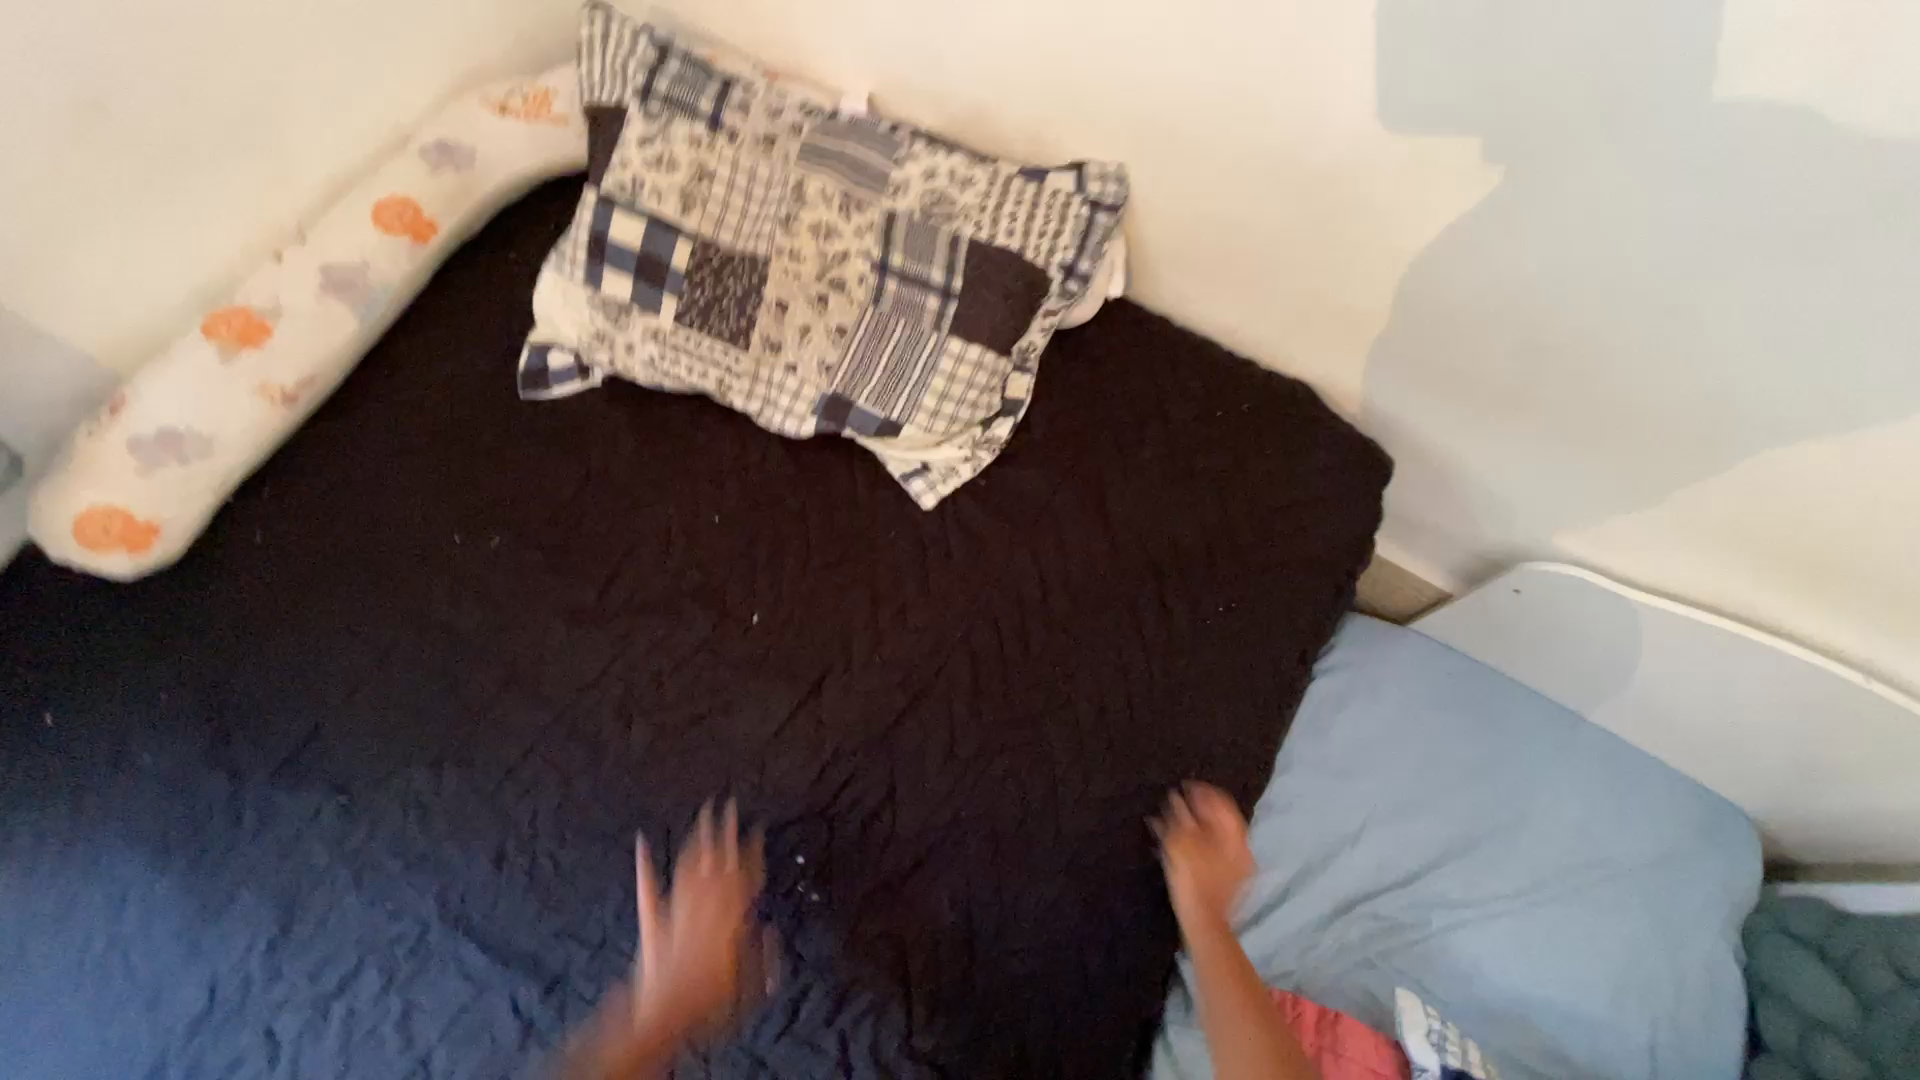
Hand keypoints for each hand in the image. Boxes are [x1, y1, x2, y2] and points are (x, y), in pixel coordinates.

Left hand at [553, 800, 767, 1079]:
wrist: (661, 1019)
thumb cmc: (708, 1005)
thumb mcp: (748, 985)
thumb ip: (761, 955)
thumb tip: (769, 930)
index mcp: (730, 919)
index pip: (745, 875)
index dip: (752, 850)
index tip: (757, 826)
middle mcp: (704, 907)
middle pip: (717, 861)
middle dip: (724, 830)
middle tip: (728, 802)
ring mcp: (676, 910)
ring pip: (688, 865)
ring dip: (696, 838)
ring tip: (702, 813)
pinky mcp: (651, 919)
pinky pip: (648, 887)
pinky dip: (645, 864)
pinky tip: (642, 842)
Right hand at [1151, 783, 1255, 932]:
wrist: (1203, 923)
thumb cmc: (1194, 880)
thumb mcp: (1182, 843)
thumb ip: (1179, 817)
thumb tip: (1175, 798)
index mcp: (1235, 838)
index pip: (1223, 804)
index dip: (1203, 791)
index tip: (1184, 785)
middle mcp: (1239, 849)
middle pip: (1218, 820)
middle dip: (1195, 809)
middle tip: (1174, 802)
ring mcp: (1233, 866)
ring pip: (1211, 836)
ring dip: (1191, 825)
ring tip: (1168, 820)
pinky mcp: (1223, 879)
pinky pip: (1208, 851)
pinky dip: (1192, 842)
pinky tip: (1173, 842)